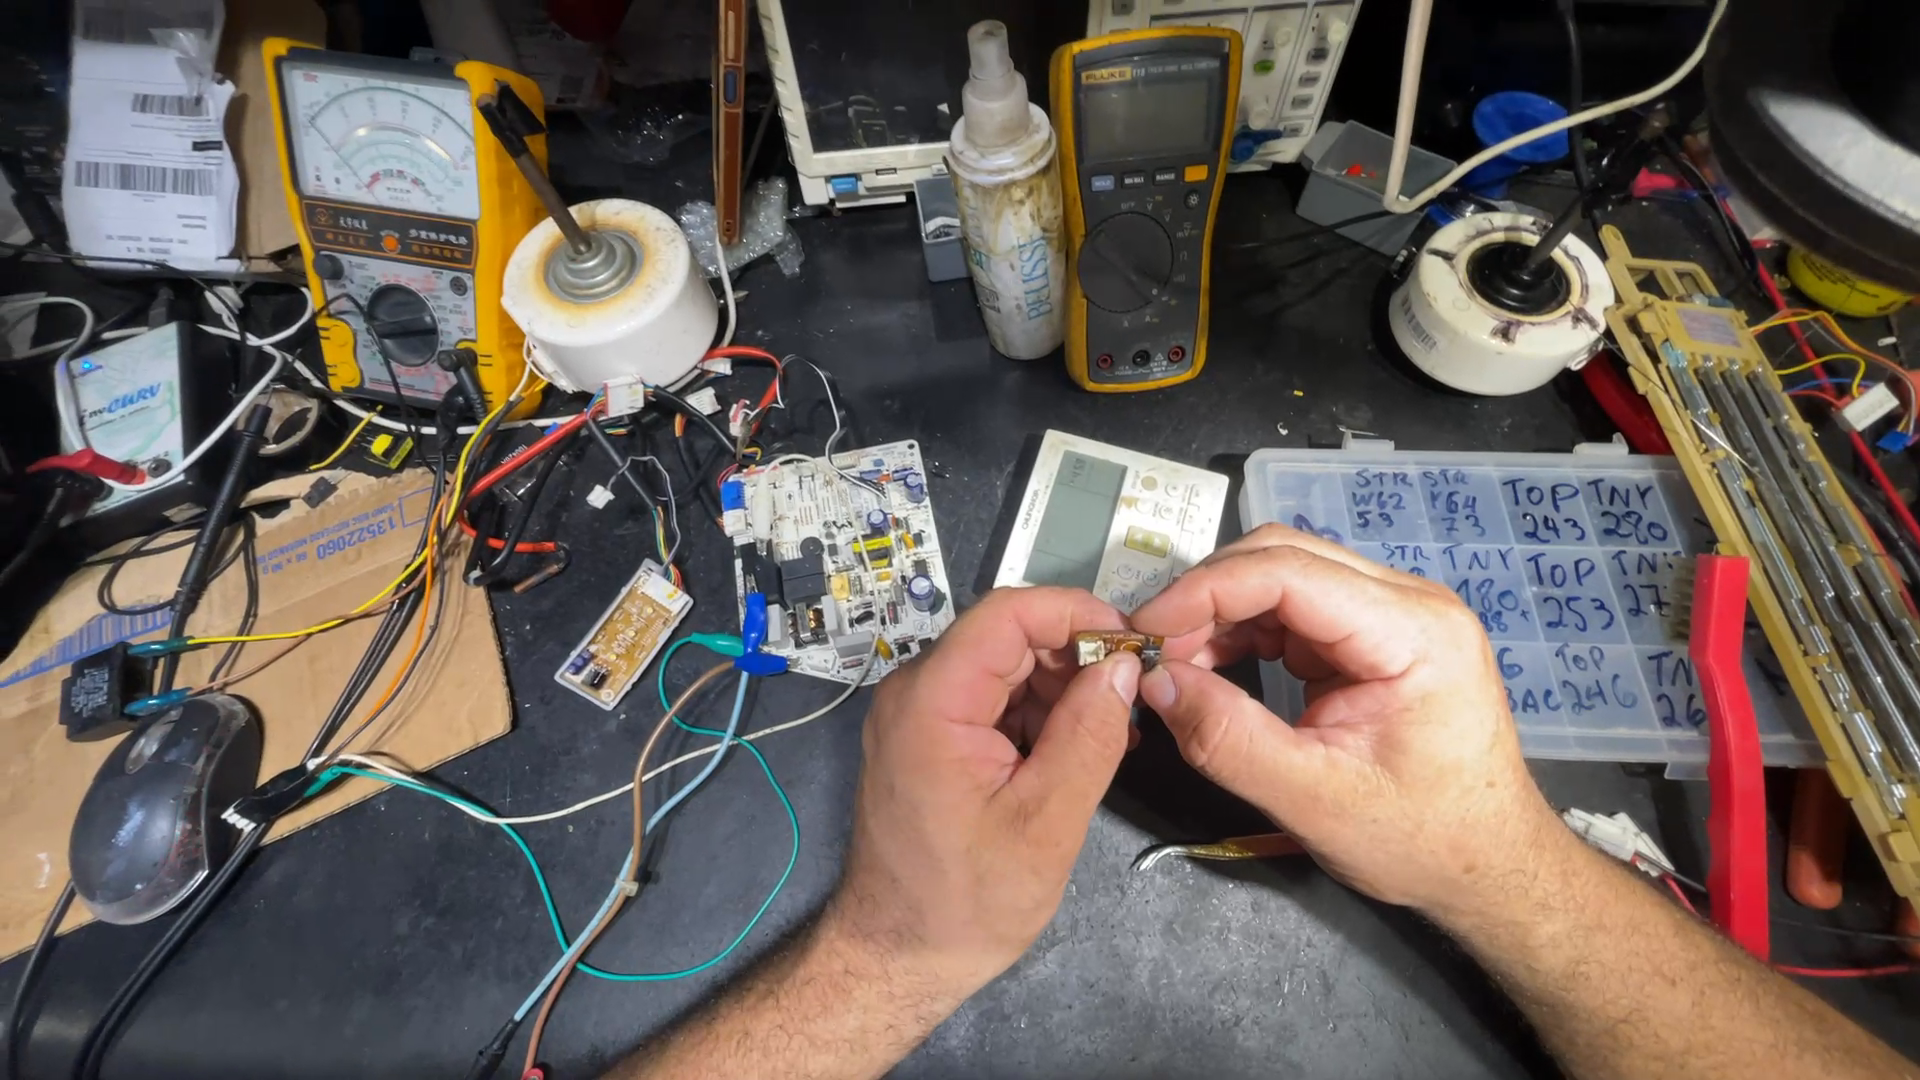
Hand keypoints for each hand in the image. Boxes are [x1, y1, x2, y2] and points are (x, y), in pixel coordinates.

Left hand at [823, 587, 1140, 1003]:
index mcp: (932, 699)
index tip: (1130, 641)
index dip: (1073, 612)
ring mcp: (919, 710)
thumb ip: (1089, 736)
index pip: (1005, 613)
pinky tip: (1077, 743)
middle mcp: (916, 689)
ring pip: (1003, 665)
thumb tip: (1124, 667)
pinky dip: (1037, 711)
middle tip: (1132, 692)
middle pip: (1005, 636)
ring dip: (1061, 685)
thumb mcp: (1045, 822)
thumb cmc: (968, 900)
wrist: (898, 953)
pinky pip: (991, 697)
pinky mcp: (930, 733)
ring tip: (1114, 728)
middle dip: (1074, 654)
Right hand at [1127, 525, 1564, 920]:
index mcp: (1412, 630)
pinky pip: (1284, 606)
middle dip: (1205, 595)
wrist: (1490, 869)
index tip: (1145, 632)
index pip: (1288, 570)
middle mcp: (1404, 600)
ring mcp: (1385, 611)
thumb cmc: (1423, 840)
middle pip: (1280, 557)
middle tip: (1152, 648)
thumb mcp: (1316, 802)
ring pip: (1276, 574)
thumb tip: (1152, 682)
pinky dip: (1236, 629)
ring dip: (1215, 611)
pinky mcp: (1364, 632)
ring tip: (1173, 661)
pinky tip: (1208, 664)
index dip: (1205, 591)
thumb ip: (1229, 740)